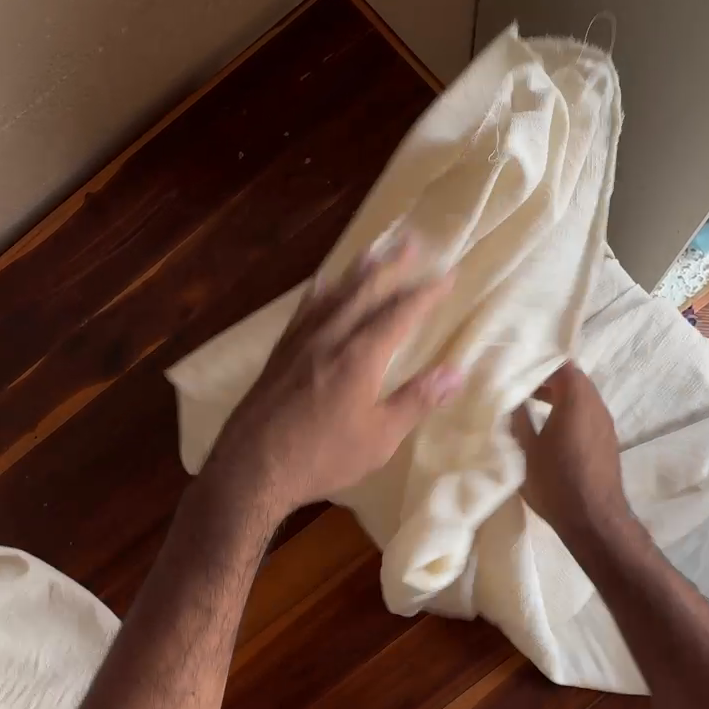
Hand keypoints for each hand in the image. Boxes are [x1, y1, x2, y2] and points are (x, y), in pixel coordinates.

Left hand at [204, 234, 460, 518]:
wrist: (251, 468)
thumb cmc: (321, 458)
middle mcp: (330, 338)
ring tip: (374, 250)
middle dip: (392, 266)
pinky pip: (304, 311)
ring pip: (332, 295)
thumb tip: (457, 371)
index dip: (426, 294)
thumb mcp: (378, 439)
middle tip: (413, 240)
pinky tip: (321, 285)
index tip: (448, 274)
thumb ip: (416, 401)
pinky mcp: (279, 355)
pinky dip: (319, 293)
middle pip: (365, 292)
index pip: (400, 314)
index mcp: (360, 357)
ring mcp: (300, 344)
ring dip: (357, 271)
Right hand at [512, 363, 634, 545]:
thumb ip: (517, 418)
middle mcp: (596, 405)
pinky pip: (586, 414)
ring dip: (557, 397)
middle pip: (572, 379)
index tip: (513, 370)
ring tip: (529, 407)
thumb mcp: (524, 450)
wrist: (593, 519)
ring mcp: (605, 423)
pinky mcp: (606, 440)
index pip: (560, 365)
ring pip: (580, 397)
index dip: (537, 364)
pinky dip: (568, 412)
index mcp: (576, 400)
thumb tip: (507, 397)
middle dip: (545, 379)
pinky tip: (549, 430)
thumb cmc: (555, 482)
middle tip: (517, 386)